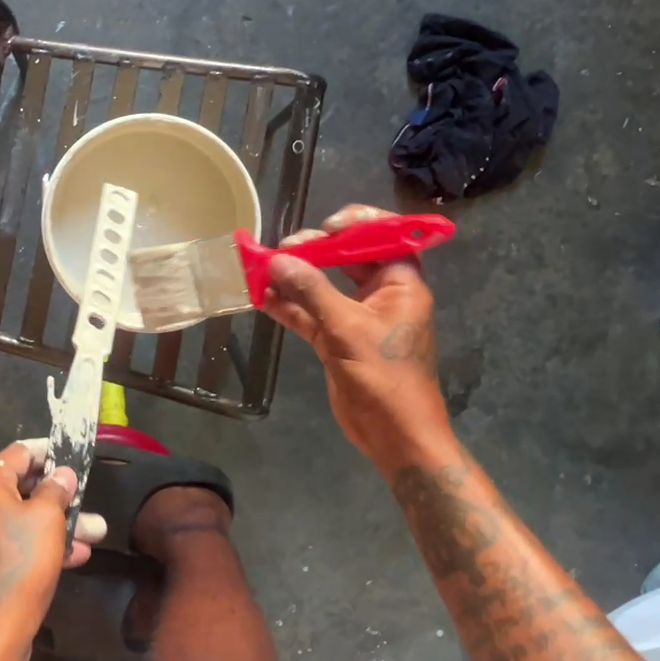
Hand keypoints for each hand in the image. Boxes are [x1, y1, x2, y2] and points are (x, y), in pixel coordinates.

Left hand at [0, 440, 103, 653]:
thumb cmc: (21, 563)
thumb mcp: (48, 519)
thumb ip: (56, 489)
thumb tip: (61, 473)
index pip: (19, 453)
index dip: (48, 452)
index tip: (71, 457)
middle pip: (20, 487)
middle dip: (58, 496)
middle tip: (86, 501)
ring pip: (20, 518)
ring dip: (55, 523)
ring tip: (93, 534)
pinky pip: (11, 542)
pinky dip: (38, 544)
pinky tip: (74, 556)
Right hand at [259, 205, 448, 457]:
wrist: (395, 436)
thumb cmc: (385, 378)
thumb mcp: (348, 329)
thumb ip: (311, 291)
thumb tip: (277, 259)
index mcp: (401, 283)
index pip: (384, 236)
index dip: (356, 223)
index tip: (326, 226)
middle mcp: (380, 294)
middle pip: (346, 256)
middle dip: (313, 250)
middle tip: (282, 251)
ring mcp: (356, 316)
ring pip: (322, 284)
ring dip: (292, 276)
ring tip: (261, 267)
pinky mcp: (336, 338)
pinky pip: (308, 312)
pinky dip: (286, 304)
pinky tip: (258, 294)